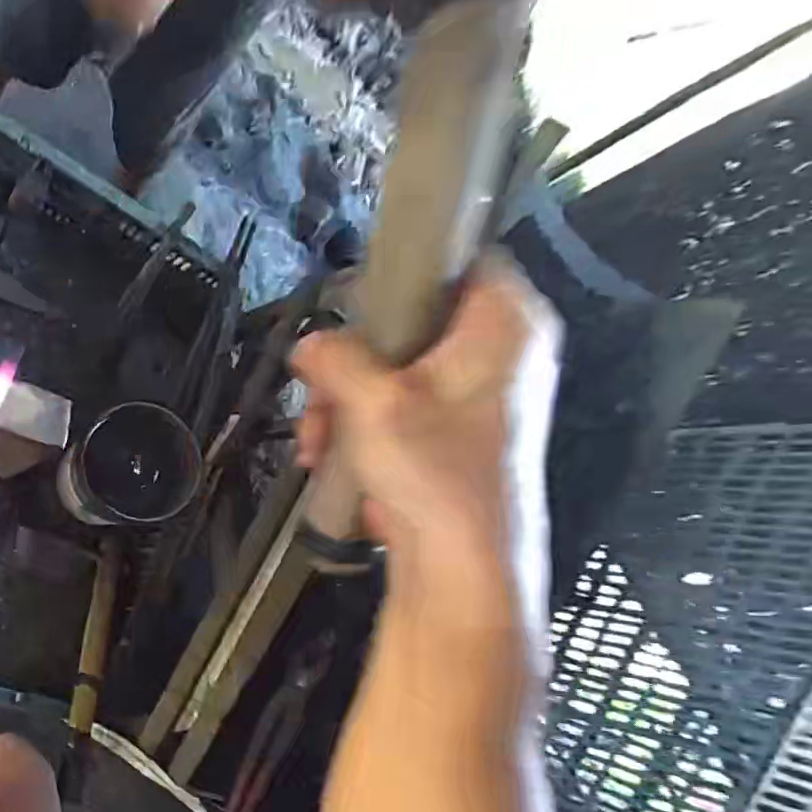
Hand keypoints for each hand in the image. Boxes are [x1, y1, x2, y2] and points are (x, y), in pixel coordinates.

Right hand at [292, 253, 560, 563]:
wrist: (455, 549)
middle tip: (320, 398)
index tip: (348, 306)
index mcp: (503, 326)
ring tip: (318, 443)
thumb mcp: (371, 403)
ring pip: (386, 369)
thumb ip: (334, 360)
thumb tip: (308, 342)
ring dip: (339, 403)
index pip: (460, 262)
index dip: (402, 275)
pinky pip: (390, 404)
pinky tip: (329, 454)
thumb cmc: (430, 466)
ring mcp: (472, 391)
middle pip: (404, 326)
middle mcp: (497, 350)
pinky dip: (355, 424)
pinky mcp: (448, 426)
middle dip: (346, 366)